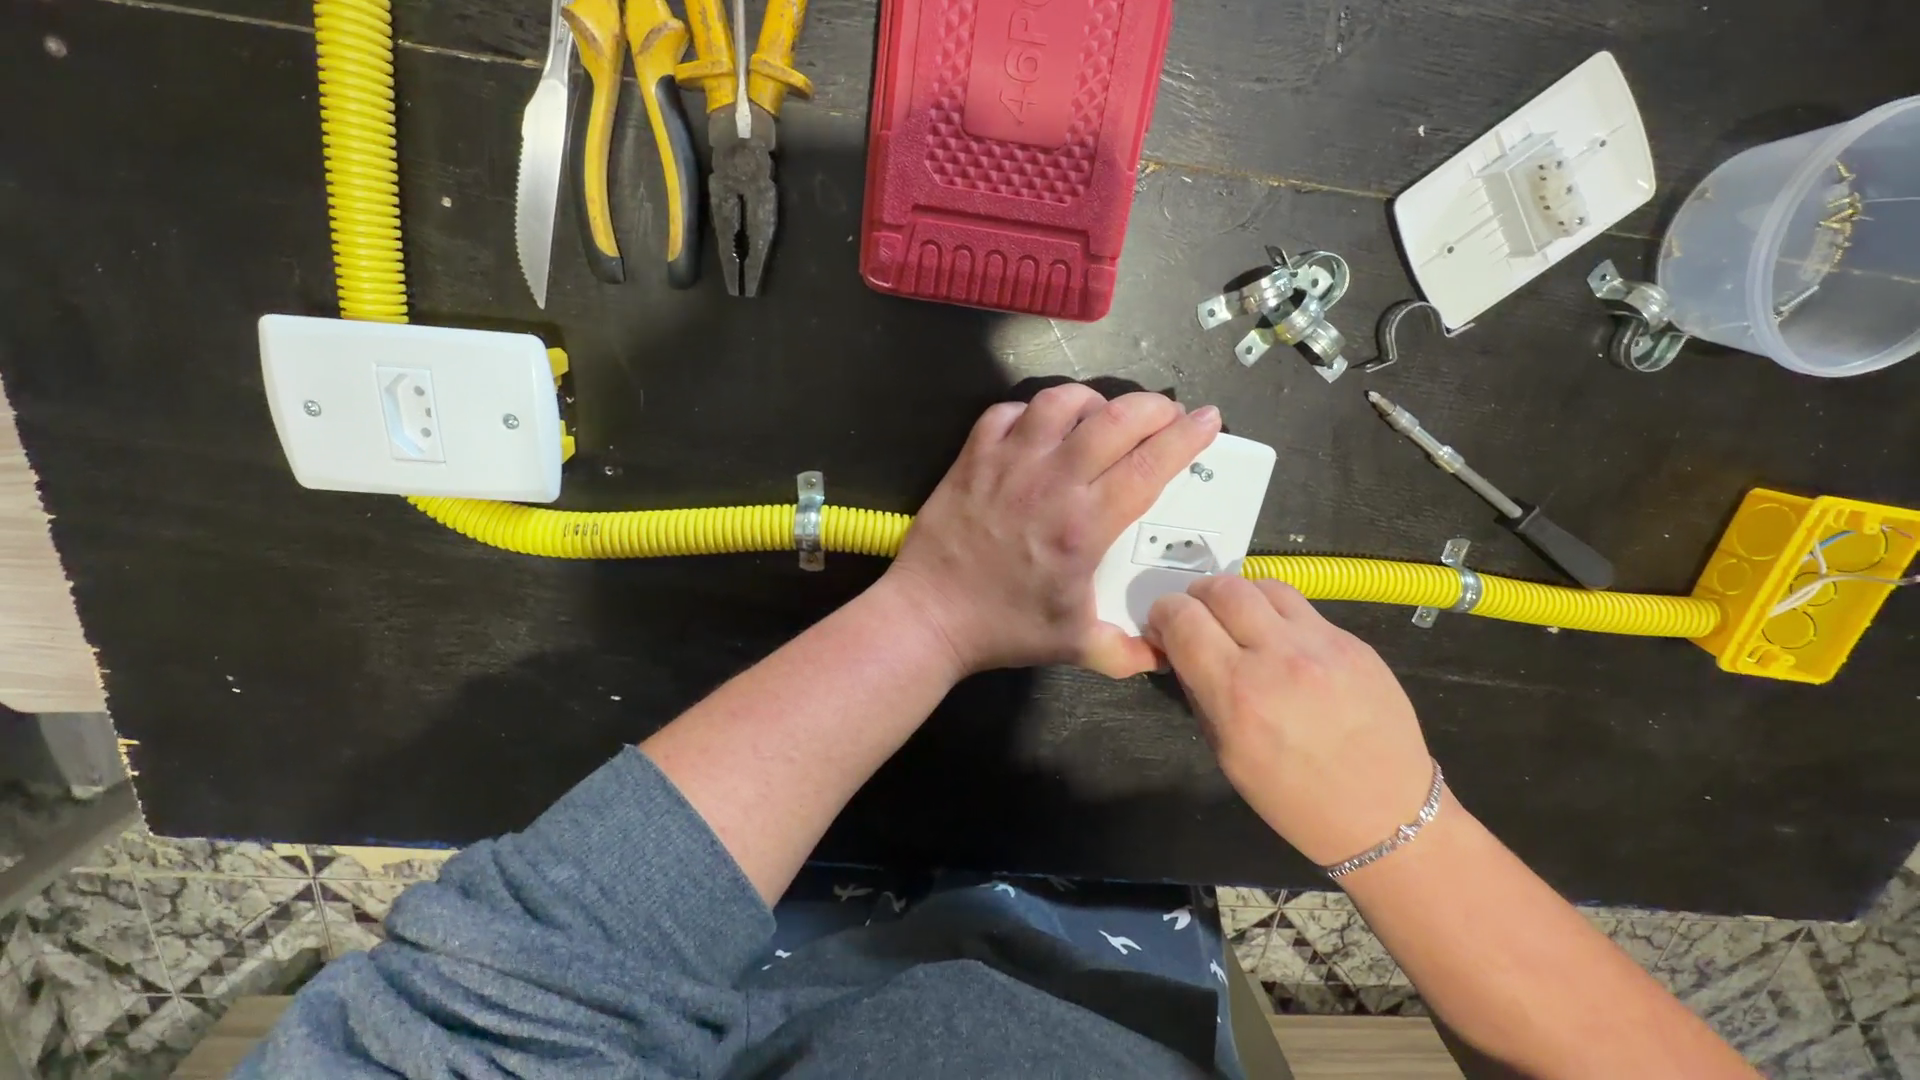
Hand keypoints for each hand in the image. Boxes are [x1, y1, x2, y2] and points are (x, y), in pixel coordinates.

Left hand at [883, 385, 1220, 677]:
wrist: (929, 616)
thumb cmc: (1004, 629)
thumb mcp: (1075, 646)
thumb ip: (1128, 651)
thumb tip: (1167, 652)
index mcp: (1085, 524)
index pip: (1150, 464)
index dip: (1187, 436)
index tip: (1209, 420)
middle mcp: (1051, 481)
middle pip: (1116, 419)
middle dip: (1154, 407)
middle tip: (1167, 414)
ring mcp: (1008, 461)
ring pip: (1062, 401)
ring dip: (1094, 401)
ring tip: (1104, 417)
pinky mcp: (972, 456)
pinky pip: (1009, 411)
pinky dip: (1034, 411)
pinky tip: (1043, 428)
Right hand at [1146, 576, 1432, 866]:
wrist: (1385, 814)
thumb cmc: (1293, 797)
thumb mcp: (1226, 753)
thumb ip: (1200, 692)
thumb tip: (1181, 650)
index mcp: (1237, 693)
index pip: (1182, 619)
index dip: (1163, 614)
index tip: (1164, 627)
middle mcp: (1278, 657)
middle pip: (1221, 588)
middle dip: (1197, 597)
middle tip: (1198, 617)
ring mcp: (1322, 644)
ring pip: (1264, 586)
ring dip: (1239, 597)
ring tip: (1239, 621)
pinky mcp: (1355, 642)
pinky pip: (1303, 608)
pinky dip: (1278, 615)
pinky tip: (1282, 643)